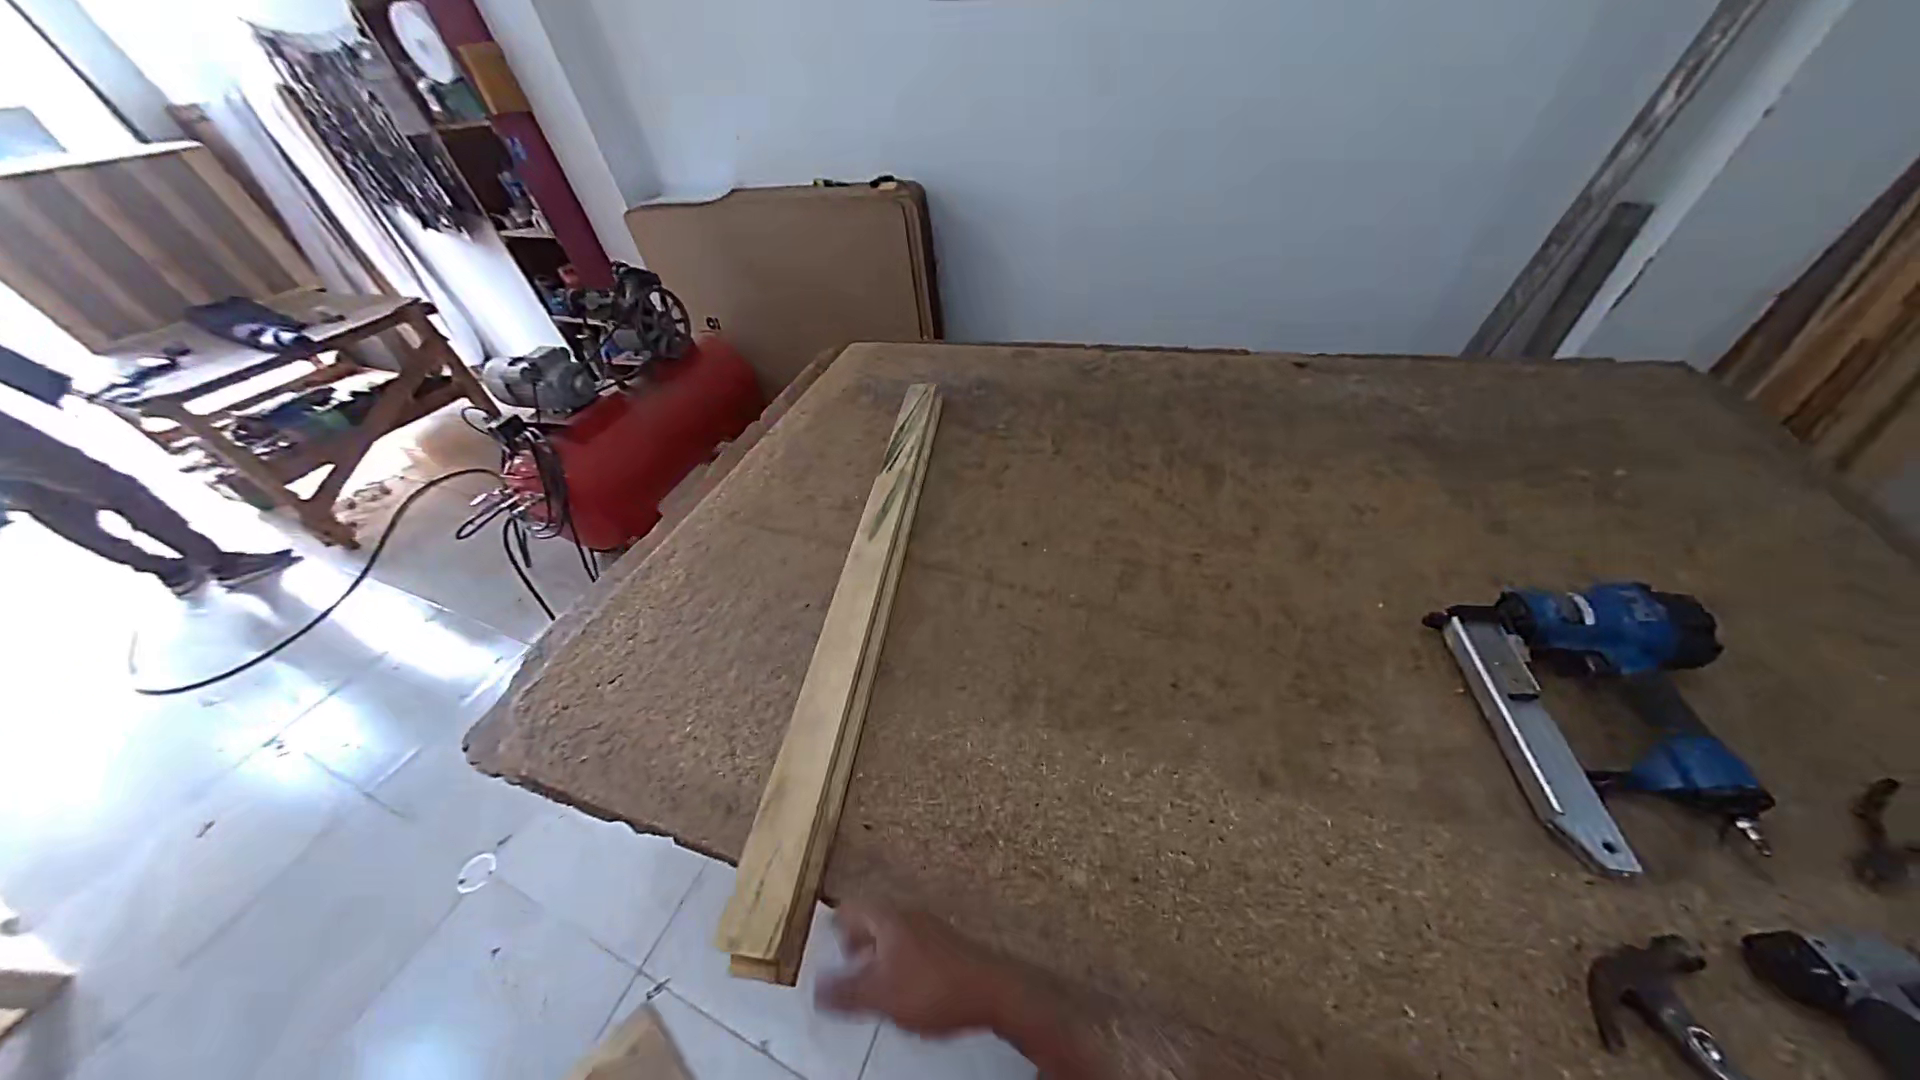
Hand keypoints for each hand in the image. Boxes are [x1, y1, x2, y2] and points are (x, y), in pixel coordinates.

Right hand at [814, 902, 1022, 1035]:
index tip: (825, 944)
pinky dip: (898, 957)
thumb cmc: (931, 988)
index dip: (835, 924)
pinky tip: (902, 983)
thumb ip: (845, 992)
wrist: (991, 989)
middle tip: (845, 962)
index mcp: (889, 918)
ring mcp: (930, 926)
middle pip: (873, 916)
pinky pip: (911, 942)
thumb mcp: (880, 996)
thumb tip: (815, 987)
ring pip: (893, 930)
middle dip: (856, 938)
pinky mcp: (946, 943)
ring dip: (877, 950)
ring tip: (870, 977)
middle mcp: (909, 914)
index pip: (853, 907)